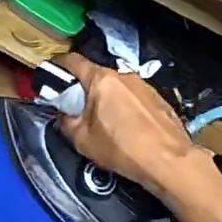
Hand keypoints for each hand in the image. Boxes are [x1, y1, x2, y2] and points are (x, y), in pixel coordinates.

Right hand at [57, 53, 218, 200]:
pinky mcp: (159, 98)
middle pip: (97, 75)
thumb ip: (67, 120)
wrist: (169, 160)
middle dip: (85, 90)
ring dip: (108, 99)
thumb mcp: (82, 140)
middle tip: (79, 111)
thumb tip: (66, 112)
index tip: (52, 77)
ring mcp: (145, 85)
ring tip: (107, 124)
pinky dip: (126, 107)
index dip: (58, 66)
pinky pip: (134, 97)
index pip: (73, 61)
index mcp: (102, 79)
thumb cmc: (122, 149)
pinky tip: (129, 128)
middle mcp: (124, 76)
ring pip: (117, 87)